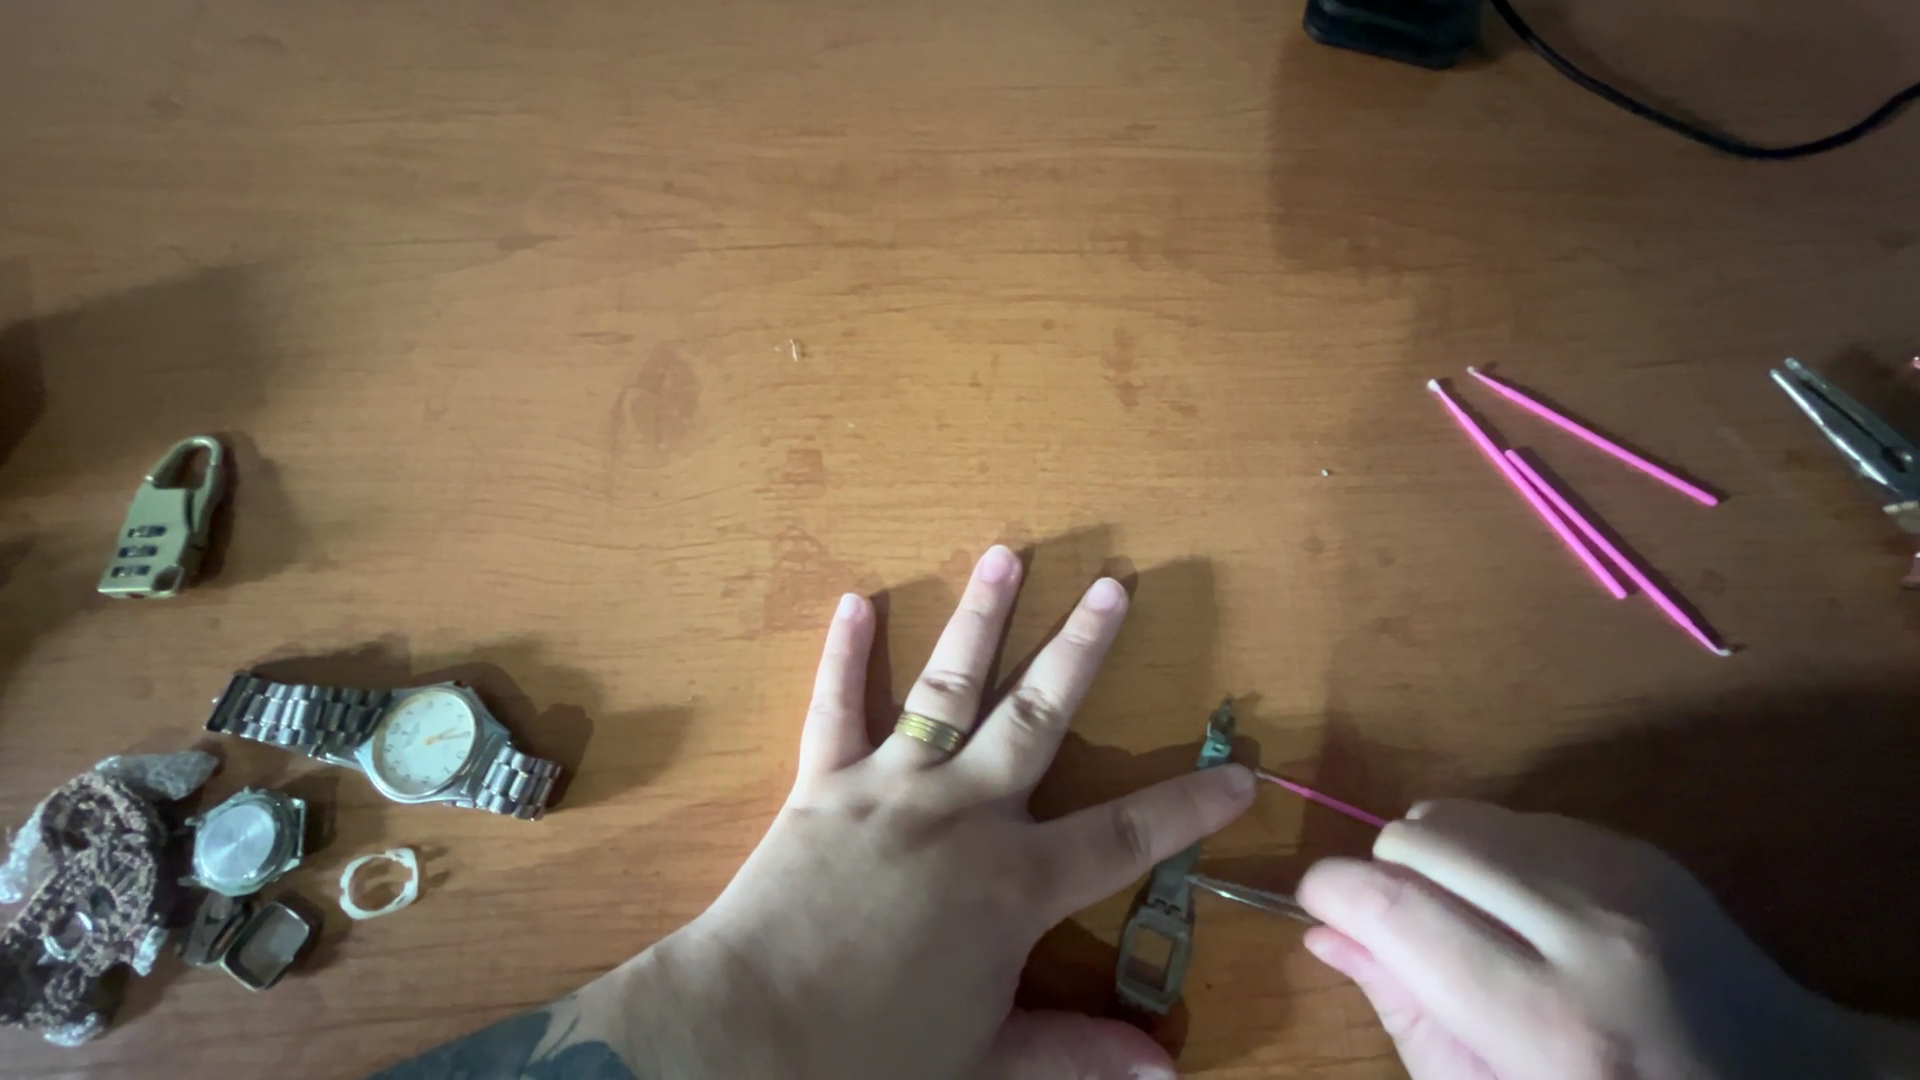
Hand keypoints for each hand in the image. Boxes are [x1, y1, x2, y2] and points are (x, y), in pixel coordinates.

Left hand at [643, 546, 1255, 1079]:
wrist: (752, 1037)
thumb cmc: (873, 1054)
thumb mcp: (988, 1063)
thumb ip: (1076, 1056)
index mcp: (1014, 883)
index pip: (1124, 837)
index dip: (1188, 808)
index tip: (1240, 774)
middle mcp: (963, 813)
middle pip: (1037, 716)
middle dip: (1081, 649)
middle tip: (1112, 585)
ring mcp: (893, 786)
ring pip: (947, 690)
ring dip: (979, 619)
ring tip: (1003, 555)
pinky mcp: (827, 782)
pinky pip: (835, 707)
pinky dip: (844, 655)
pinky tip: (854, 601)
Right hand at [1296, 800, 1869, 1079]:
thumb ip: (1405, 1015)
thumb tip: (1324, 936)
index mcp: (1548, 1023)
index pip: (1387, 904)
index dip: (1328, 893)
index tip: (1322, 911)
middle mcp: (1583, 933)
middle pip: (1410, 840)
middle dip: (1382, 875)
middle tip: (1408, 929)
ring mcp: (1618, 878)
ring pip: (1451, 814)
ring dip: (1432, 857)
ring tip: (1468, 914)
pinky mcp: (1634, 846)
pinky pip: (1505, 816)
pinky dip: (1485, 851)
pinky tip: (1523, 904)